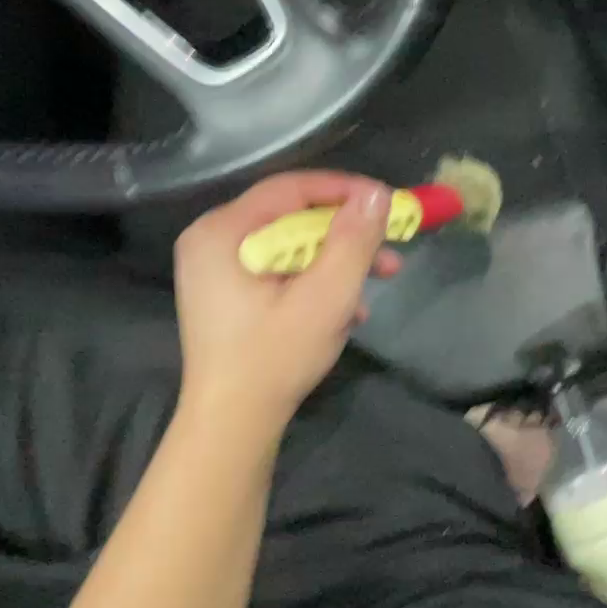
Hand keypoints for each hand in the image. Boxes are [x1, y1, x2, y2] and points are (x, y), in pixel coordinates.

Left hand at [173, 171, 399, 431]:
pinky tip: (347, 311)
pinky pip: (282, 270)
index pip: (291, 189)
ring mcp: (219, 268)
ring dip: (340, 262)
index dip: (346, 192)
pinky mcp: (230, 293)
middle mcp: (213, 239)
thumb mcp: (327, 297)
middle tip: (392, 254)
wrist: (234, 419)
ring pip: (292, 246)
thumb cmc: (276, 355)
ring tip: (378, 286)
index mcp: (224, 231)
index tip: (391, 205)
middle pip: (293, 218)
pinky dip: (318, 282)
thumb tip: (378, 195)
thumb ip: (353, 242)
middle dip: (348, 235)